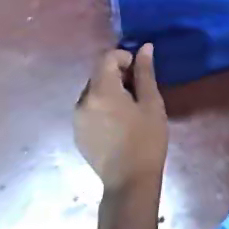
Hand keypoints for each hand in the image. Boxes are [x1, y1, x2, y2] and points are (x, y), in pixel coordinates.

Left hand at [74, 45, 168, 196]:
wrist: (129, 180)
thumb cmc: (146, 138)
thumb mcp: (152, 103)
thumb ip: (145, 73)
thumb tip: (144, 47)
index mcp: (101, 91)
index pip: (106, 58)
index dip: (124, 57)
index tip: (140, 71)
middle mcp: (82, 101)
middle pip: (98, 74)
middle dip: (118, 74)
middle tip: (139, 90)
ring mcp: (76, 118)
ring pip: (93, 92)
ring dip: (110, 90)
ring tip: (130, 108)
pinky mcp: (77, 132)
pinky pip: (89, 109)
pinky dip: (103, 106)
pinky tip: (119, 124)